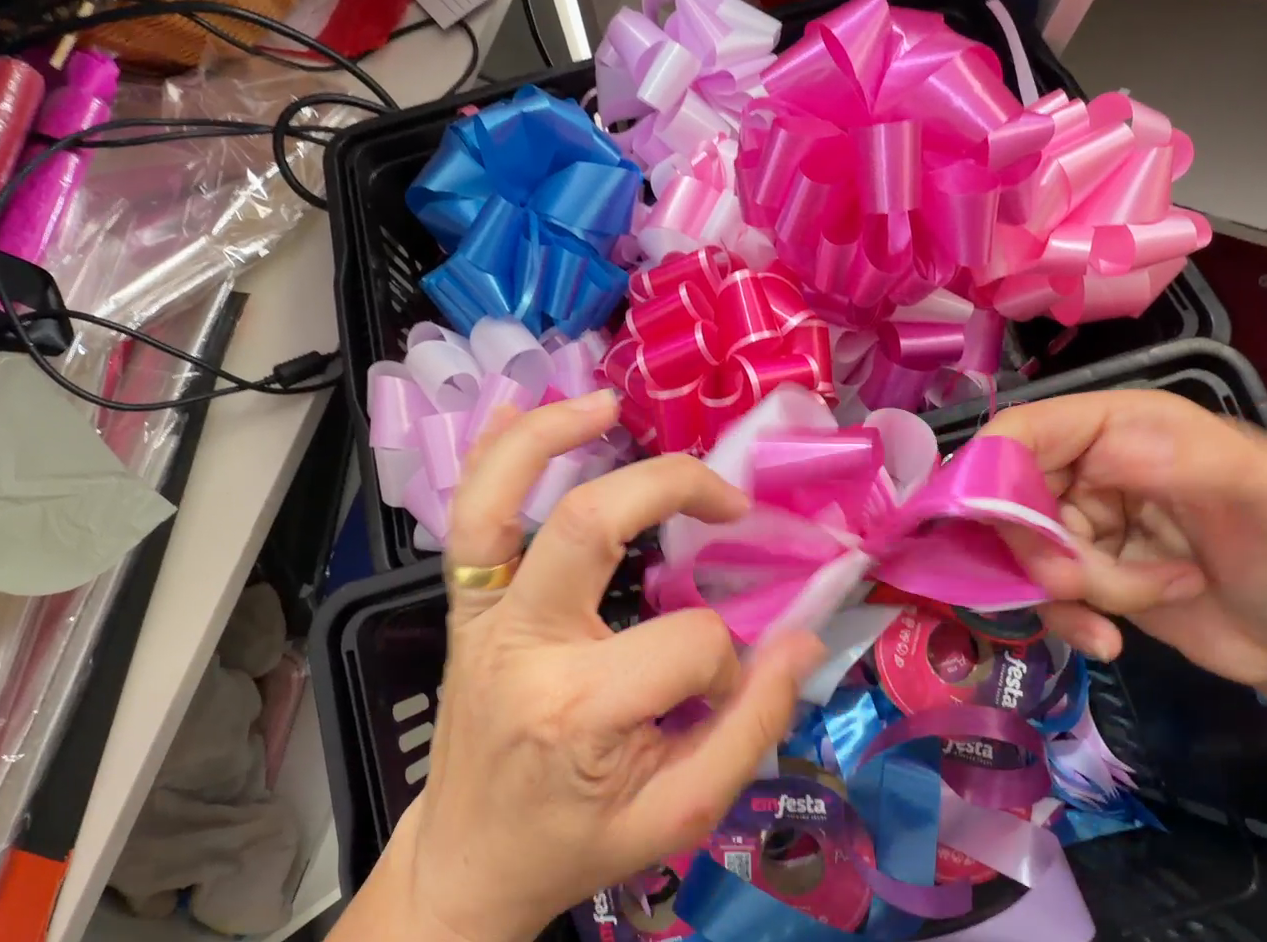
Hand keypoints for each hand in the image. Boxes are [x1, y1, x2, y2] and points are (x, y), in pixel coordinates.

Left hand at [394, 390, 826, 941]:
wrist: (470, 861)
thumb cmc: (574, 841)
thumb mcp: (679, 815)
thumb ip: (750, 729)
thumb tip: (802, 640)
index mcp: (579, 708)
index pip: (684, 643)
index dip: (726, 660)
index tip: (727, 686)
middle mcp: (520, 645)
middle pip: (586, 525)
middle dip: (670, 488)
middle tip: (727, 499)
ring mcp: (479, 617)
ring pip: (496, 501)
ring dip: (548, 436)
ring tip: (607, 405)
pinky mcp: (463, 607)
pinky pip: (467, 520)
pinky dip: (495, 457)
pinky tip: (520, 408)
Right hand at [981, 390, 1266, 688]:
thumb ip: (1207, 463)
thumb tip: (1106, 452)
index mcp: (1129, 424)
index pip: (1026, 428)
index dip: (997, 471)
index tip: (1012, 529)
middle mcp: (1092, 466)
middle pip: (1007, 495)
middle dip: (1039, 548)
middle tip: (1085, 585)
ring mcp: (1083, 523)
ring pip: (1023, 551)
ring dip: (1074, 589)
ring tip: (1156, 597)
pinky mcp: (1081, 574)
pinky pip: (1036, 594)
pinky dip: (1066, 620)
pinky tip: (1110, 639)